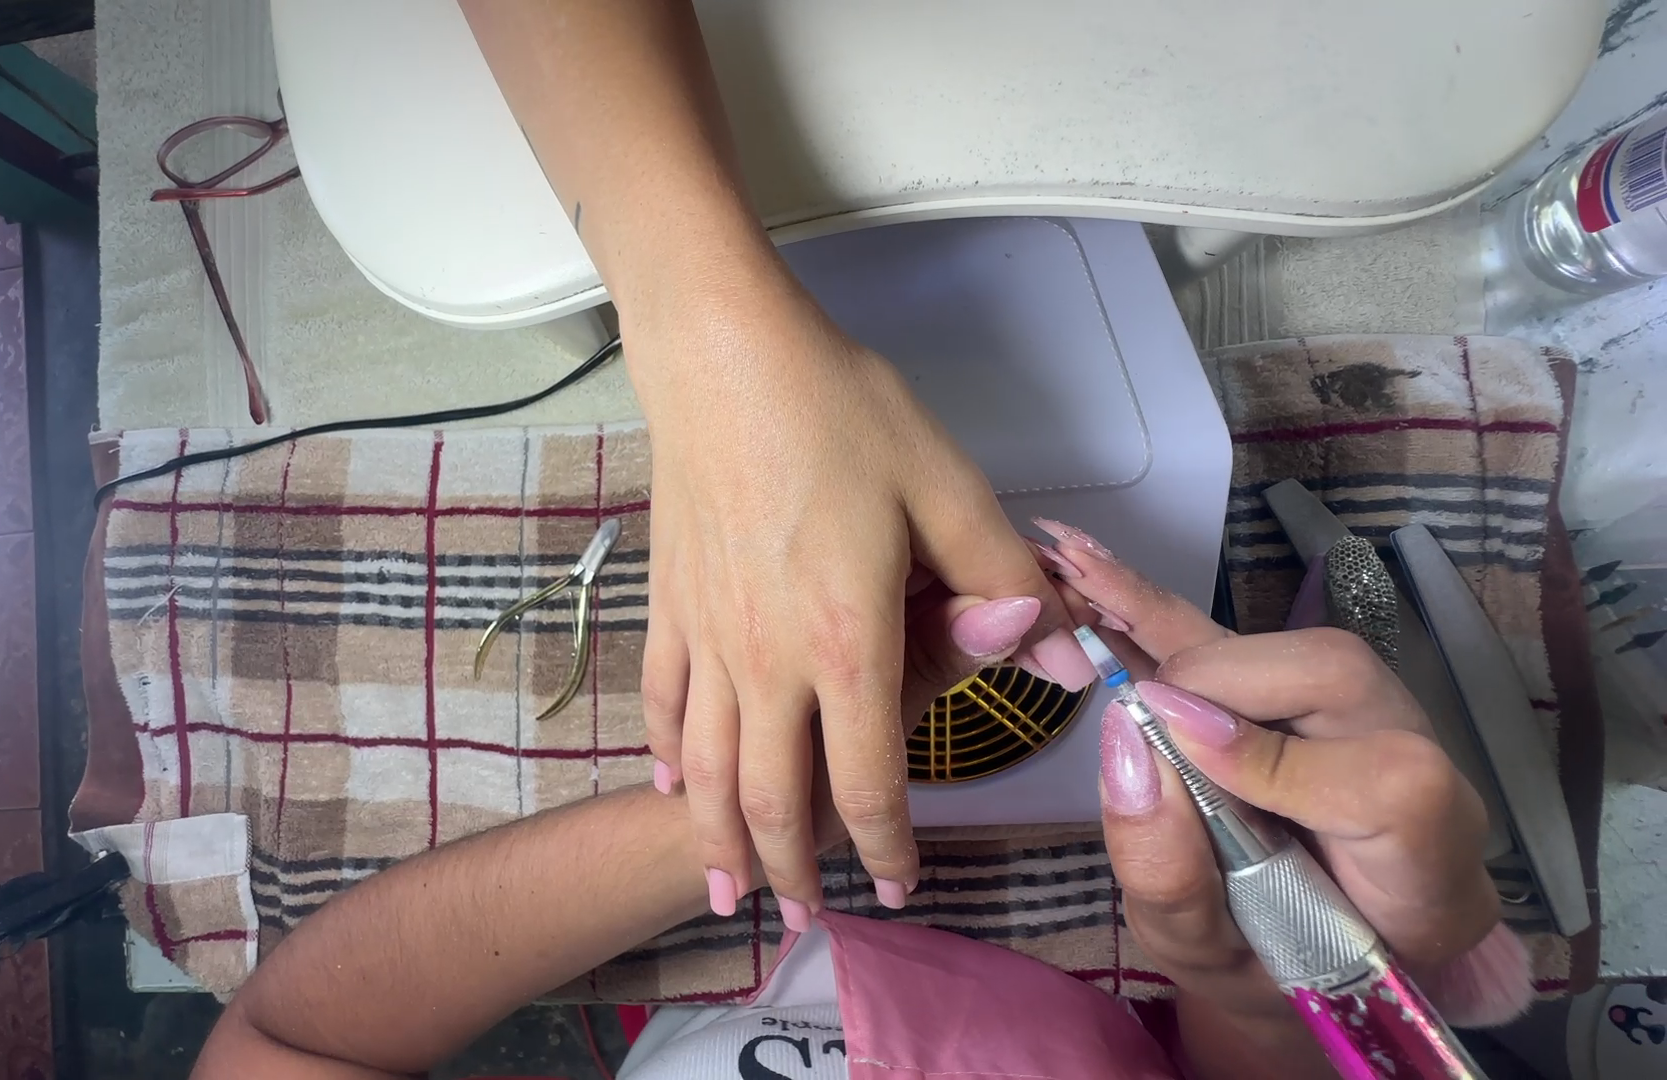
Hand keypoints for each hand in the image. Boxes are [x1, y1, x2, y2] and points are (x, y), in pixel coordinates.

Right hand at [632, 284, 1093, 928]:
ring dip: (718, 836)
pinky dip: (664, 754)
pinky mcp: (666, 604)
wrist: (723, 362)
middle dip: (793, 868)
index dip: (884, 843)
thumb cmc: (834, 415)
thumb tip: (1061, 658)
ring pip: (703, 767)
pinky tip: (663, 782)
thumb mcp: (942, 484)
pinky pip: (660, 700)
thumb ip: (1002, 579)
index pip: (866, 777)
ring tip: (730, 888)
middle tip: (806, 918)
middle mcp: (764, 659)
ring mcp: (704, 635)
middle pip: (770, 796)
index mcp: (844, 640)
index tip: (894, 885)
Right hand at [1036, 520, 1500, 1066]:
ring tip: (1067, 577)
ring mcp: (1350, 720)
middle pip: (1339, 677)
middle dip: (1217, 677)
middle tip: (1134, 704)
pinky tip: (1079, 560)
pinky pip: (1218, 636)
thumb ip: (1169, 872)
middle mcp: (1407, 771)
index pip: (1391, 784)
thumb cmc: (1255, 965)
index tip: (1169, 744)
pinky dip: (1141, 600)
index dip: (1276, 757)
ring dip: (1162, 612)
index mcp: (1420, 870)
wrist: (1290, 949)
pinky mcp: (1283, 691)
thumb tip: (1129, 744)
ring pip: (1280, 641)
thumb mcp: (1201, 953)